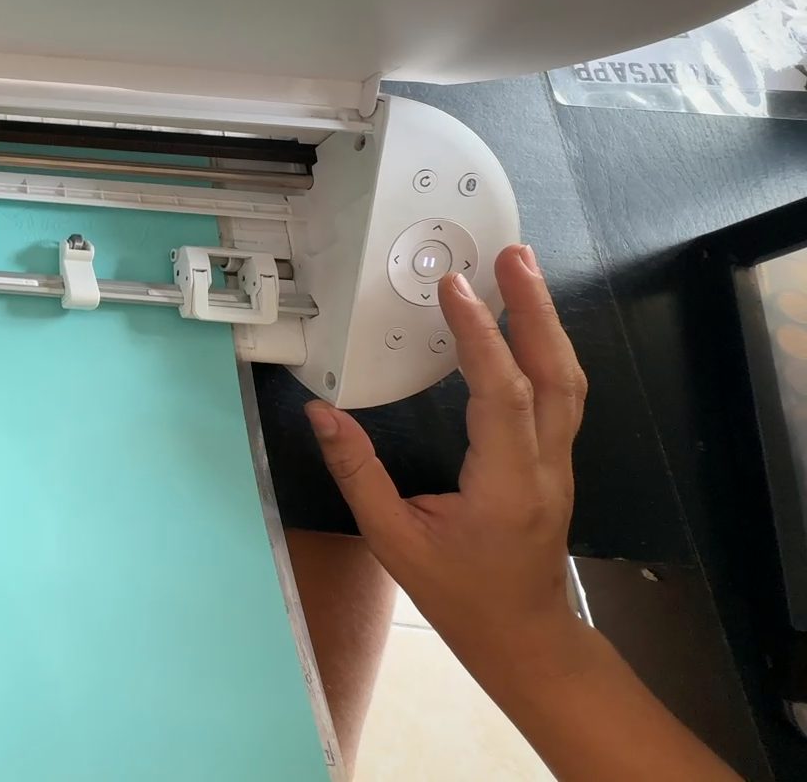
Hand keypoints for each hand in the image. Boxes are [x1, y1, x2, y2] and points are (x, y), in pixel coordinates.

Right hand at [305, 244, 585, 673]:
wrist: (523, 633)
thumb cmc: (457, 590)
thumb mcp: (390, 535)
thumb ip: (357, 470)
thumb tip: (320, 411)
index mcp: (506, 483)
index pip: (502, 394)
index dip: (481, 337)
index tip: (455, 290)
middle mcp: (544, 464)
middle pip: (558, 375)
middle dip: (536, 310)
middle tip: (514, 257)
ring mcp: (556, 461)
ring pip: (569, 381)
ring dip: (547, 323)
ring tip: (523, 274)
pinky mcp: (551, 459)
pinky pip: (558, 394)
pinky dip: (543, 349)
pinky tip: (524, 327)